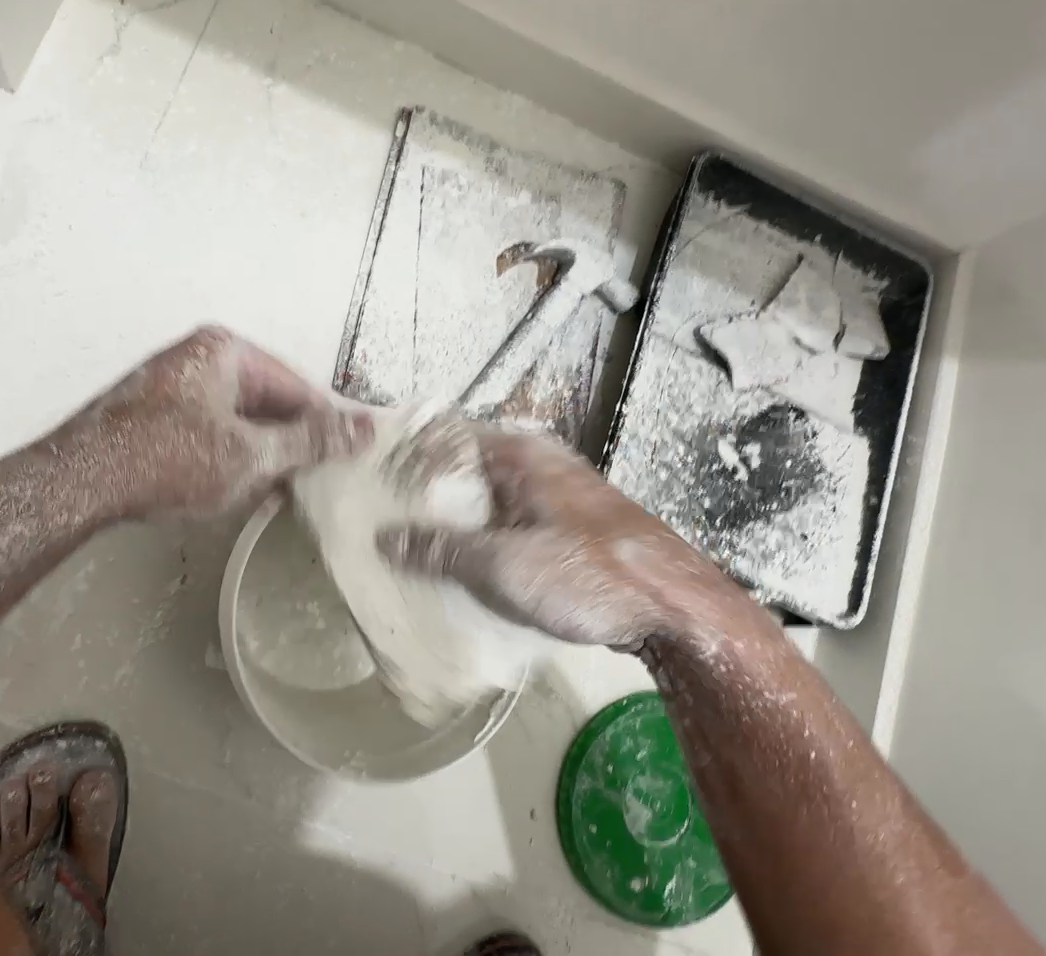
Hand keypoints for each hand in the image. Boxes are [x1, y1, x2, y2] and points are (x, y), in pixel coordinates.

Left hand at [60, 325, 372, 518]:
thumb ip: (310, 441)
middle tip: (317, 477)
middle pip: (266, 398)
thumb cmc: (168, 460)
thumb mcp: (251, 455)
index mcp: (225, 350)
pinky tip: (238, 485)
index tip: (350, 453)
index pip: (296, 384)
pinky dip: (229, 453)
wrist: (81, 483)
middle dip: (290, 439)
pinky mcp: (154, 414)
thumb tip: (364, 428)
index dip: (325, 422)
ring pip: (237, 416)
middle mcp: (199, 357)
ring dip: (260, 451)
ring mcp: (173, 384)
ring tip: (282, 488)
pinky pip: (209, 427)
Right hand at [378, 429, 734, 650]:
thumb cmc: (590, 575)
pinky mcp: (563, 525)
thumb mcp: (503, 566)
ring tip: (408, 548)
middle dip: (421, 494)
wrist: (678, 610)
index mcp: (517, 453)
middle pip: (460, 468)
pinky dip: (478, 537)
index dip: (402, 458)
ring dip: (450, 520)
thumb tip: (382, 538)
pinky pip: (505, 521)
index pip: (441, 436)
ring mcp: (551, 493)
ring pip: (483, 497)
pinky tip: (459, 567)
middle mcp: (533, 462)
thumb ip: (439, 551)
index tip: (367, 486)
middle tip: (379, 522)